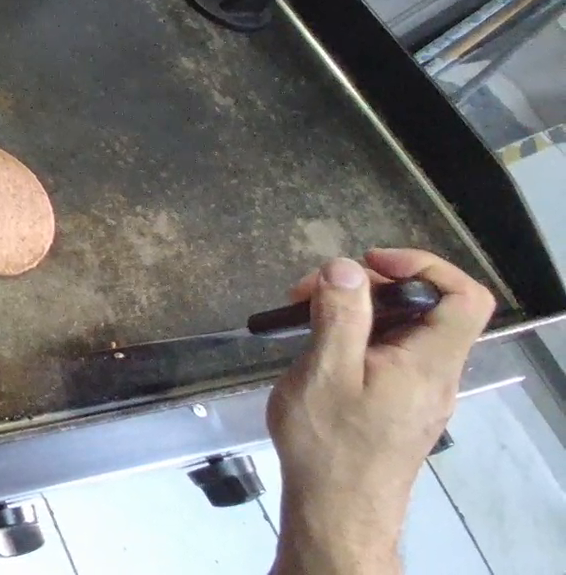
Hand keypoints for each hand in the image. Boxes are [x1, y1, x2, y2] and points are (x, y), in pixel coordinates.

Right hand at [266, 249, 493, 574]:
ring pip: (401, 327)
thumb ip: (340, 317)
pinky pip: (387, 349)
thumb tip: (347, 267)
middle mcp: (434, 372)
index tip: (364, 262)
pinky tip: (314, 343)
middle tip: (306, 291)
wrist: (336, 502)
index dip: (422, 266)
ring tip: (301, 314)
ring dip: (353, 307)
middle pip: (425, 307)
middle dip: (365, 283)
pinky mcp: (396, 399)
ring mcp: (417, 388)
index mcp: (428, 363)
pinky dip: (352, 332)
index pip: (463, 298)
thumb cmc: (329, 437)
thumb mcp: (324, 371)